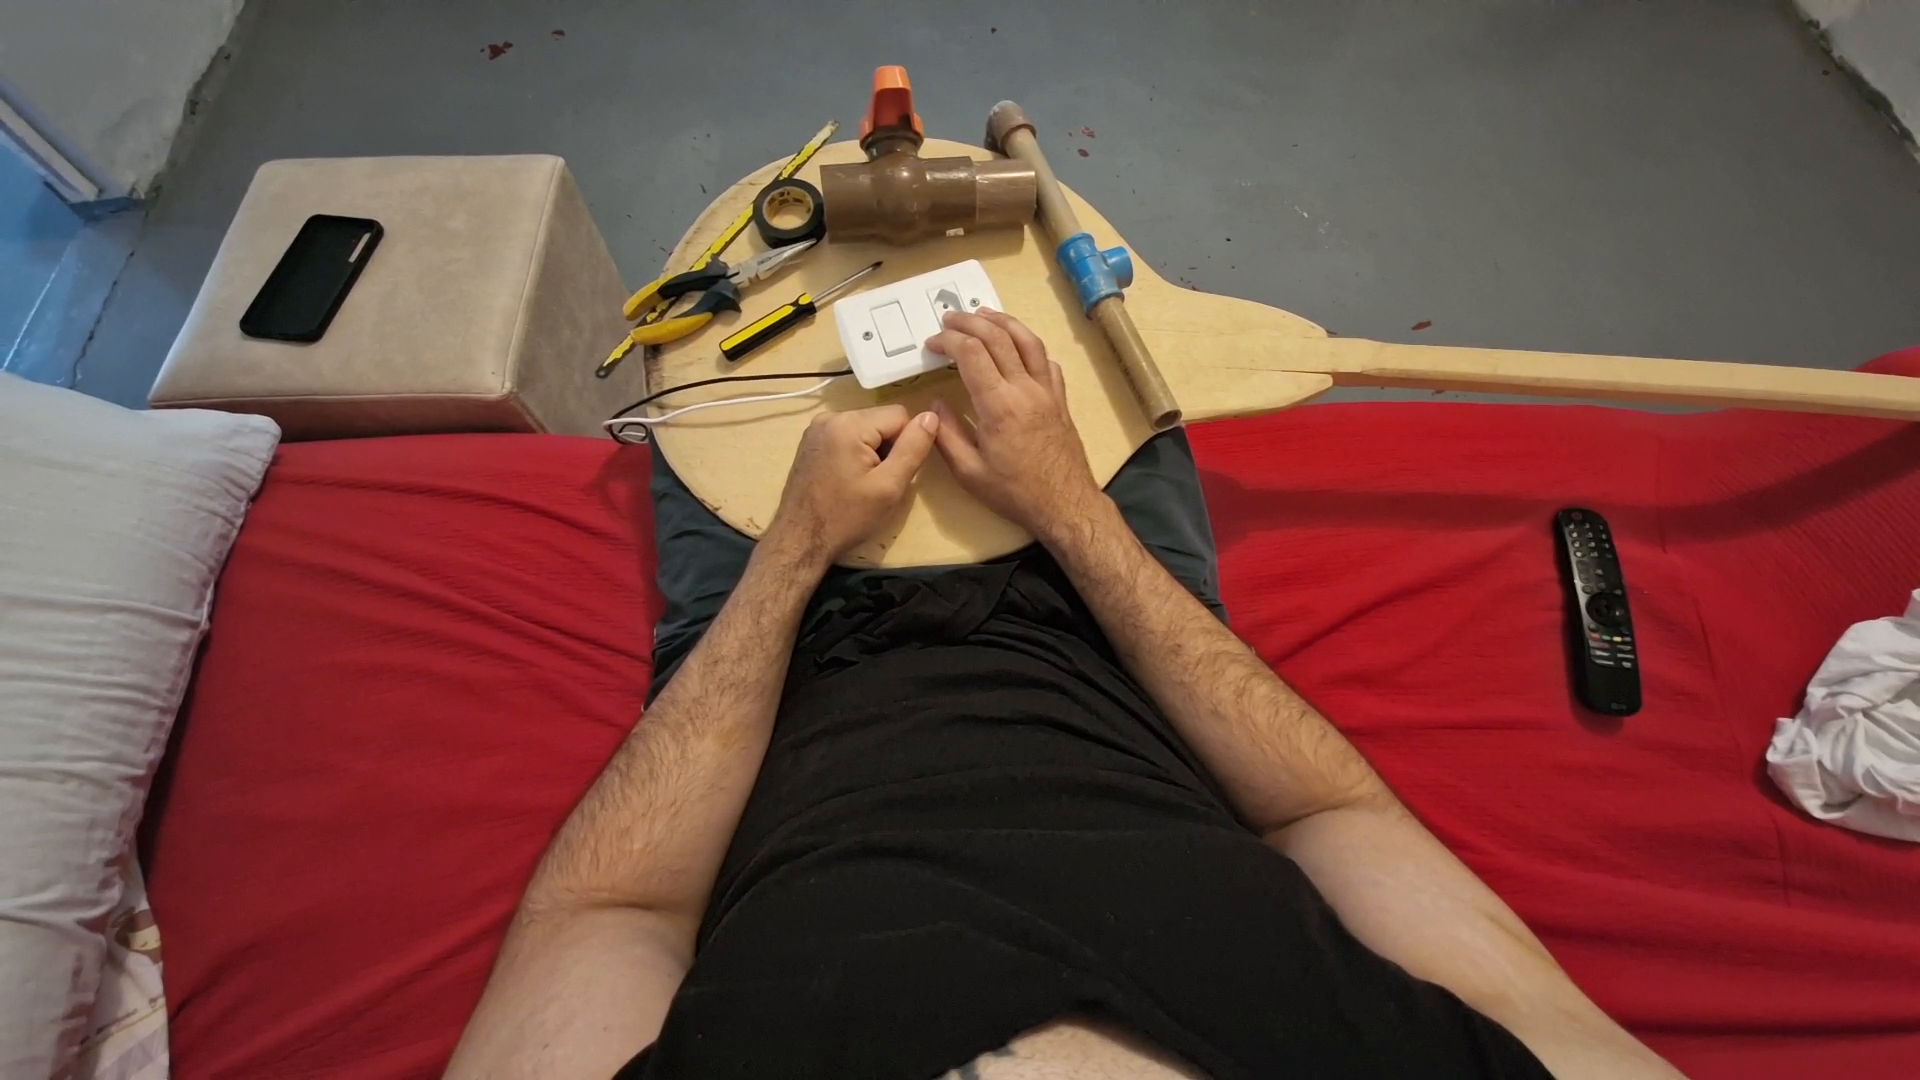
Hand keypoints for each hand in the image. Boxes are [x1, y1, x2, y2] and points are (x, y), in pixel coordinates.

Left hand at [764, 404, 939, 566]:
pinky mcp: (812, 441)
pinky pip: (848, 436)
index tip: (894, 474)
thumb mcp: (888, 486)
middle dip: (888, 448)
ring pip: (866, 429)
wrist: (801, 539)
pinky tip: (849, 479)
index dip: (907, 444)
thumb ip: (912, 448)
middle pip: (881, 420)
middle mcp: (830, 417)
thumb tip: (931, 416)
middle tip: (878, 483)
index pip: (900, 415)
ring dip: (873, 452)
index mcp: (849, 423)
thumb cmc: (847, 517)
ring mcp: (817, 428)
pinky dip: (856, 453)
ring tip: (862, 483)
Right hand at [926, 309, 1104, 541]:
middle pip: (998, 337)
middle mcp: (1025, 389)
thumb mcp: (969, 472)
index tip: (932, 343)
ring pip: (1027, 340)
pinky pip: (1046, 360)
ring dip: (1003, 321)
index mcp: (998, 405)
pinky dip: (1028, 345)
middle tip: (950, 318)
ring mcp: (1047, 391)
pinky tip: (1018, 346)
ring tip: (983, 314)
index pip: (971, 353)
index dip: (948, 340)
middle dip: (970, 322)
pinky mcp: (1060, 398)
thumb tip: (935, 405)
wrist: (1064, 504)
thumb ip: (947, 435)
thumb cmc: (1014, 493)